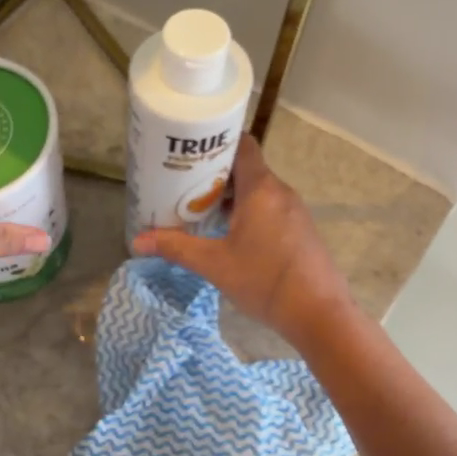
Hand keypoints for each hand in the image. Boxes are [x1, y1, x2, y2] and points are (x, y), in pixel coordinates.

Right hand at [131, 137, 354, 348]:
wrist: (319, 314)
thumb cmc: (264, 281)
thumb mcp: (214, 264)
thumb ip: (176, 248)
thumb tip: (136, 242)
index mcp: (260, 188)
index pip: (242, 144)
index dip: (217, 141)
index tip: (190, 150)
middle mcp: (280, 192)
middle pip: (246, 168)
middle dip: (215, 174)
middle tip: (183, 183)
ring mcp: (294, 211)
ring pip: (257, 190)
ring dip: (230, 196)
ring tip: (199, 209)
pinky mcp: (300, 231)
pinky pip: (269, 208)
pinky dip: (247, 212)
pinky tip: (228, 233)